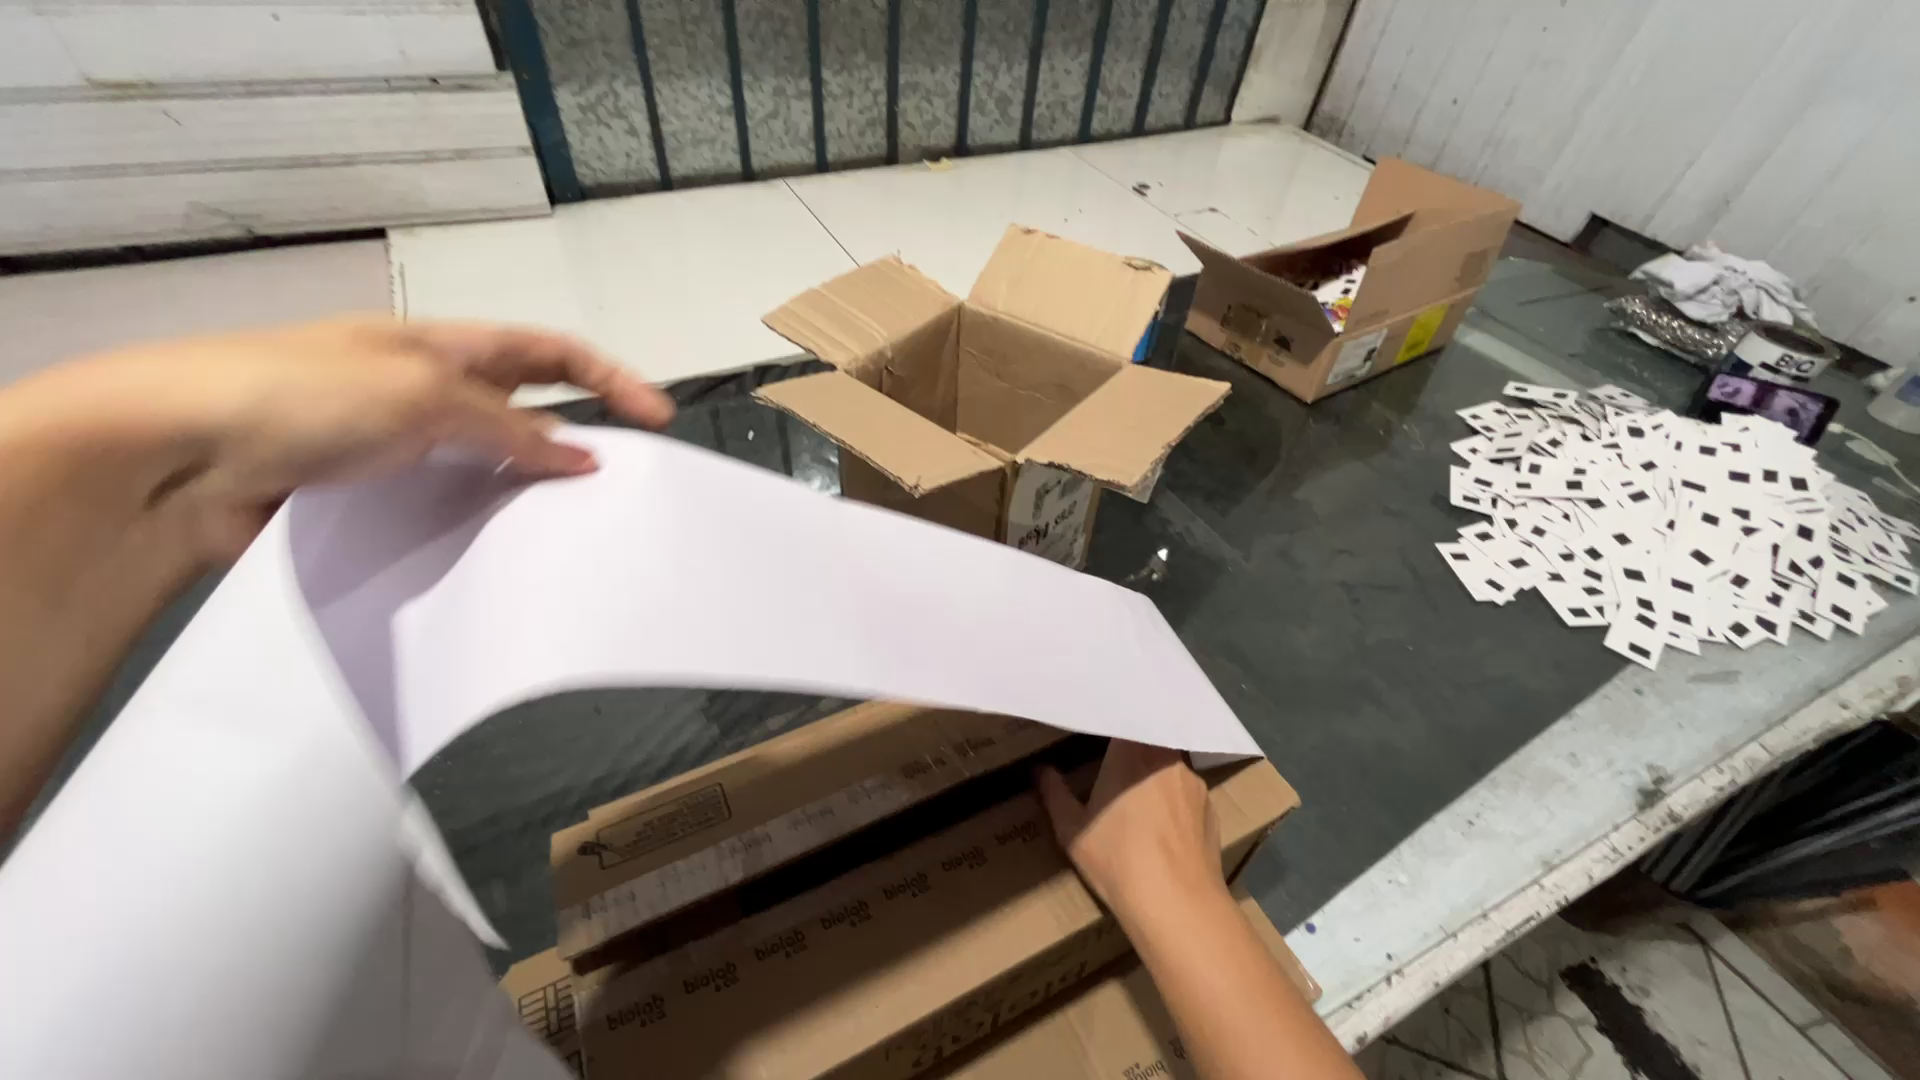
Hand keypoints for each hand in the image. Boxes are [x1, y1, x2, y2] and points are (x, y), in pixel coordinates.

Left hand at [17, 317, 673, 557]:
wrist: (170, 457)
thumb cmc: (301, 396)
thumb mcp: (423, 394)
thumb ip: (511, 427)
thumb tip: (581, 457)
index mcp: (447, 347)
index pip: (553, 352)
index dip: (612, 378)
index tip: (657, 418)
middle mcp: (435, 391)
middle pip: (534, 408)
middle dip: (585, 435)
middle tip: (625, 482)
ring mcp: (409, 445)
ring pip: (498, 464)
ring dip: (539, 486)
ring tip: (579, 523)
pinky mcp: (384, 495)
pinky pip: (458, 503)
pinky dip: (493, 519)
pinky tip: (513, 545)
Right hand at [1036, 740, 1224, 922]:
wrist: (1177, 904)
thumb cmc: (1117, 860)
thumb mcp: (1071, 830)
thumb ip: (1054, 793)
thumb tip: (1040, 770)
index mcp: (1130, 752)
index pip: (1124, 719)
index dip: (1113, 723)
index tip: (1099, 729)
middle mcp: (1165, 757)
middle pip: (1148, 739)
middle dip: (1132, 749)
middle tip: (1114, 765)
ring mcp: (1192, 782)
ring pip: (1170, 766)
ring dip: (1154, 775)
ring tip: (1140, 800)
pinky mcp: (1211, 808)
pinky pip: (1187, 792)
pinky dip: (1175, 801)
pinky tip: (1165, 827)